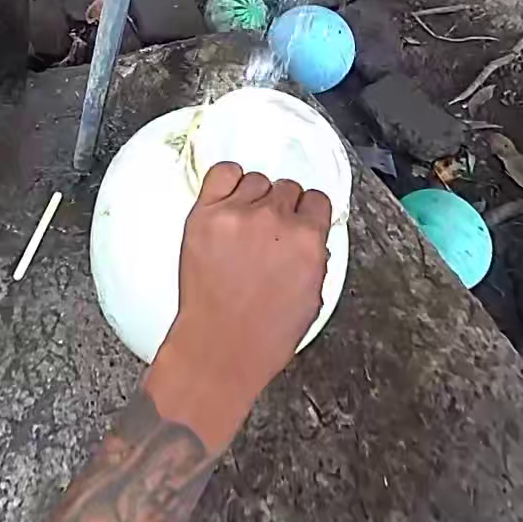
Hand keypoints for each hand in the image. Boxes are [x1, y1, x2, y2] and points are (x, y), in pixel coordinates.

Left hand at [142, 162, 331, 450]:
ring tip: (245, 223)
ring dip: (254, 197)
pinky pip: (223, 172)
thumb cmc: (264, 334)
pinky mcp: (206, 214)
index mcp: (308, 240)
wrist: (219, 350)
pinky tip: (228, 196)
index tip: (298, 219)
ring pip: (257, 179)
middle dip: (281, 207)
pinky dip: (228, 180)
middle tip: (268, 230)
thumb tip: (311, 233)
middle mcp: (275, 221)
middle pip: (287, 187)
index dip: (307, 211)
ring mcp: (238, 214)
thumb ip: (315, 255)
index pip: (316, 198)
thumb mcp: (312, 295)